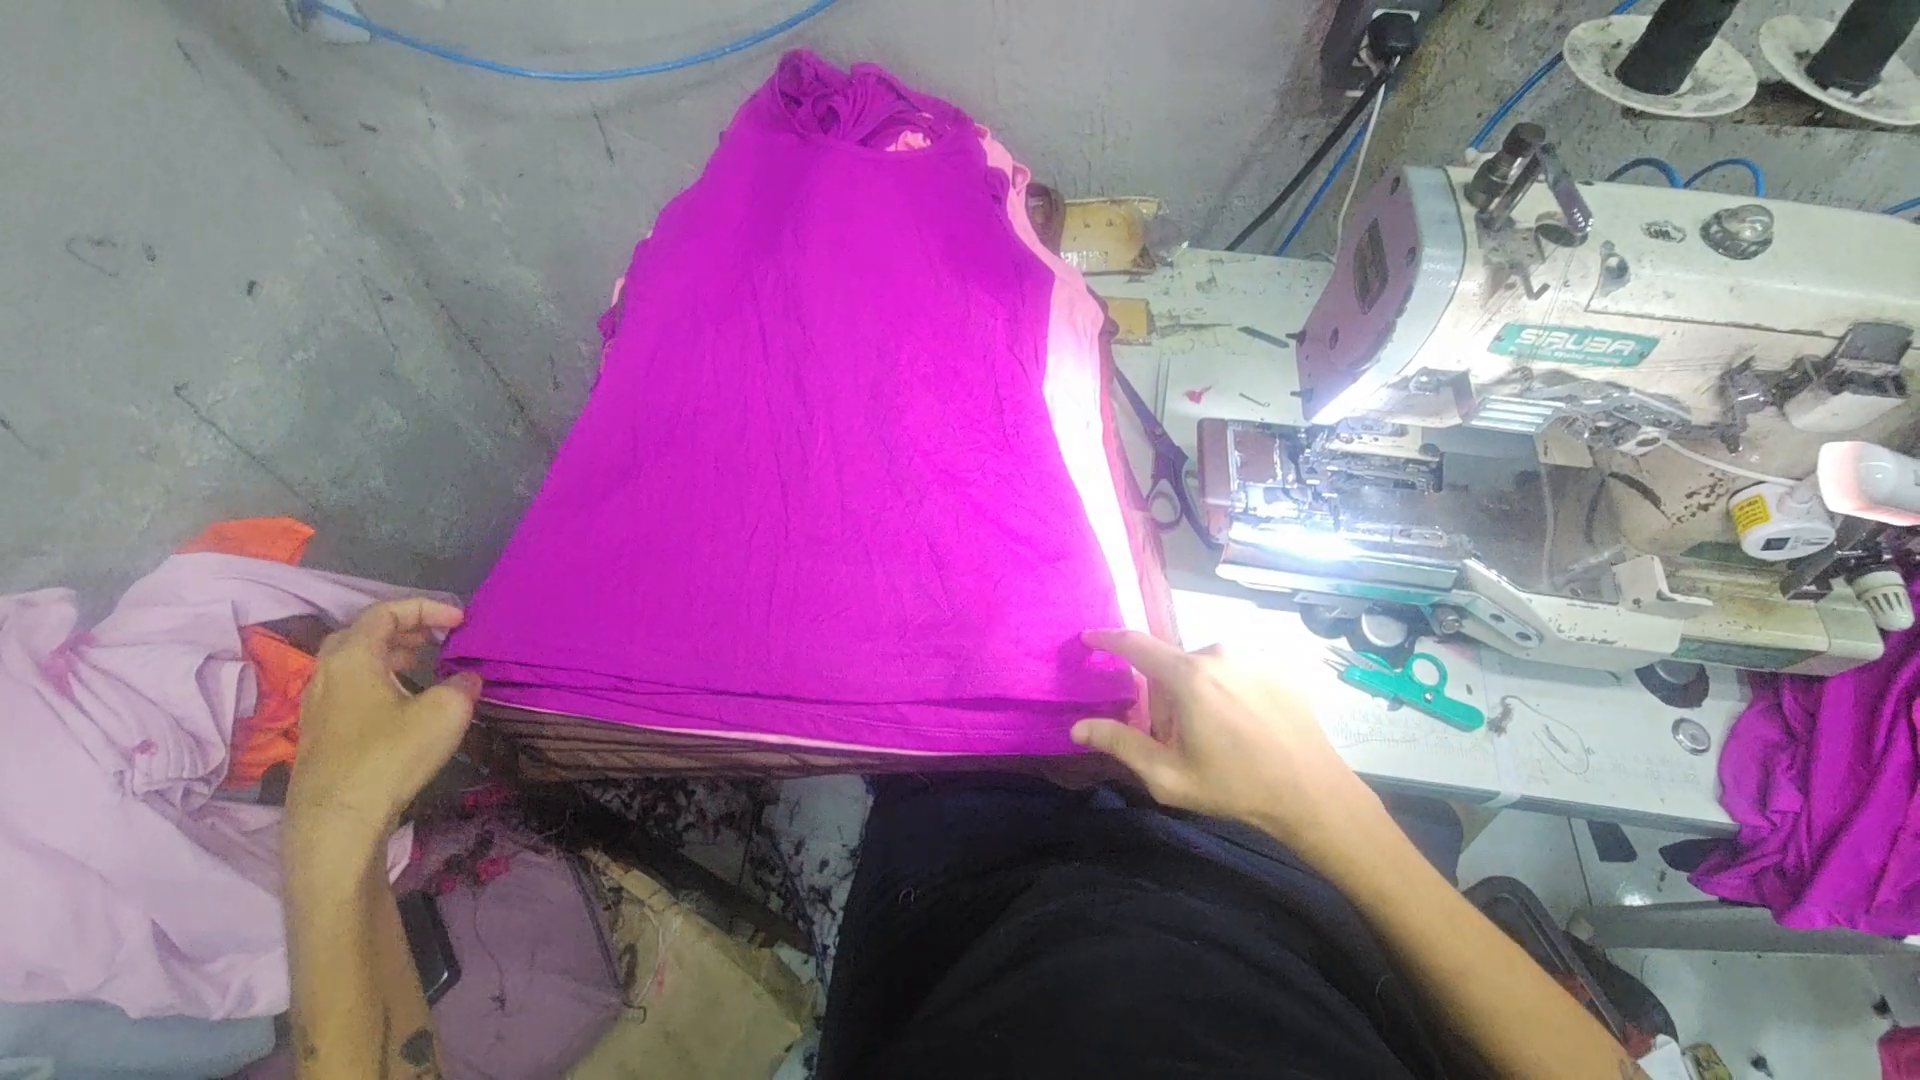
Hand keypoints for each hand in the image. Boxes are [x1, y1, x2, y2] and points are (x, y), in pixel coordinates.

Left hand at [284, 599, 481, 856]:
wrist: (337, 820)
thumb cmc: (390, 755)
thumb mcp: (445, 712)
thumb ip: (462, 685)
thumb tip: (466, 679)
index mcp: (352, 658)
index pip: (385, 613)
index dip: (426, 608)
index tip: (460, 620)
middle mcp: (326, 674)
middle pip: (363, 634)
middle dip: (404, 628)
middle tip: (438, 635)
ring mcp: (318, 705)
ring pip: (355, 663)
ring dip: (391, 655)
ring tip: (424, 661)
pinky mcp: (321, 733)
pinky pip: (351, 688)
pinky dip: (380, 679)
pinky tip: (403, 700)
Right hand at [1071, 630, 1386, 862]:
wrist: (1313, 793)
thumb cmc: (1235, 786)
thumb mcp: (1168, 776)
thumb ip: (1121, 744)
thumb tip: (1078, 728)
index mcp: (1188, 676)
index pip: (1136, 644)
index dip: (1108, 639)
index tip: (1089, 637)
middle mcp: (1219, 655)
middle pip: (1173, 664)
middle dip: (1165, 695)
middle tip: (1175, 737)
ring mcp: (1253, 659)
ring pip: (1206, 669)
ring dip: (1198, 694)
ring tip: (1214, 736)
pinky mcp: (1278, 670)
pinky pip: (1237, 674)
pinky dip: (1229, 694)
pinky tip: (1244, 729)